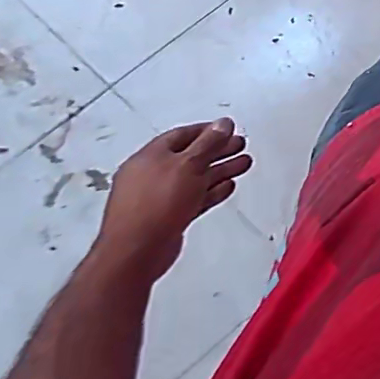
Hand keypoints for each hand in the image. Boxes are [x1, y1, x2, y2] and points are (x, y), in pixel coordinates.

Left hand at [89, 118, 251, 284]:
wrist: (136, 254)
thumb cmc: (154, 206)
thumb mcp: (189, 165)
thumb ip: (209, 143)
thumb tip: (222, 124)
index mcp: (149, 158)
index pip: (183, 135)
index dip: (208, 130)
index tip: (227, 128)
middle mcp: (150, 176)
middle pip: (191, 156)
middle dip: (218, 150)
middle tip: (238, 145)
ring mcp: (157, 198)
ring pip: (194, 178)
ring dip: (219, 170)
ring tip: (242, 164)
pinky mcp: (165, 218)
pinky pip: (192, 198)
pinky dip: (210, 191)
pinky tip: (225, 187)